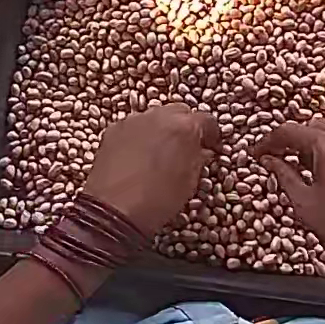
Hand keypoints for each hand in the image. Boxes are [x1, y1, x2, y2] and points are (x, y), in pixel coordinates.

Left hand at [83, 104, 220, 234]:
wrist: (114, 210)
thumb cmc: (157, 200)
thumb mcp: (189, 182)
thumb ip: (198, 159)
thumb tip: (201, 151)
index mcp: (184, 127)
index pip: (206, 121)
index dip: (211, 134)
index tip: (211, 145)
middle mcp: (158, 116)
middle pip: (179, 112)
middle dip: (185, 127)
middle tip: (185, 147)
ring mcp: (133, 121)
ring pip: (154, 117)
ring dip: (161, 129)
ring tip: (159, 152)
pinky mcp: (113, 130)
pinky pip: (133, 127)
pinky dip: (139, 136)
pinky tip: (138, 155)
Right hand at [256, 119, 324, 321]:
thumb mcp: (305, 204)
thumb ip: (284, 175)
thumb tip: (270, 161)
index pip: (291, 131)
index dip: (270, 140)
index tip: (259, 152)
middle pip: (317, 126)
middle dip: (296, 139)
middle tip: (281, 158)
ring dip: (320, 144)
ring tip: (309, 168)